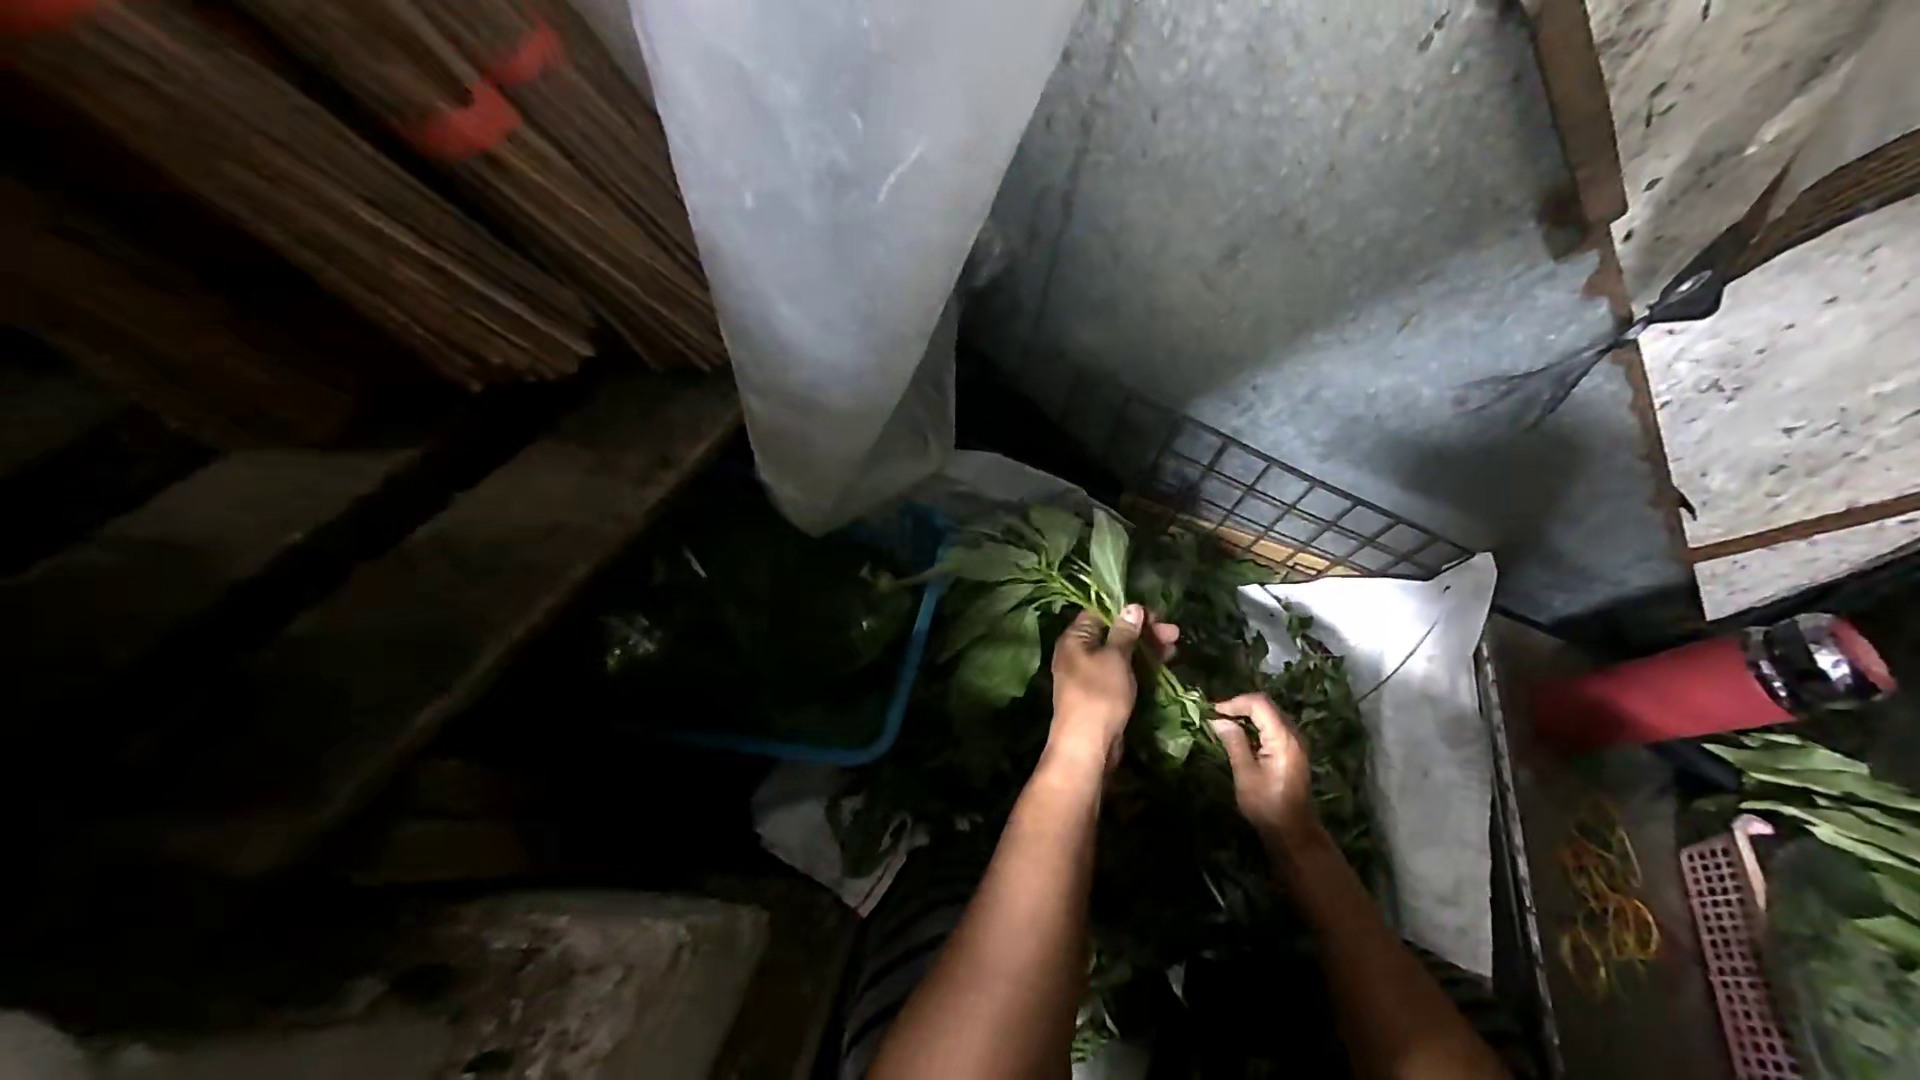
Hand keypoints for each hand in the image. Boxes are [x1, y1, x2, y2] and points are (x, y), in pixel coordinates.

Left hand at [1046, 605, 1178, 775]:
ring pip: (1120, 652)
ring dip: (1145, 648)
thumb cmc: (1099, 695)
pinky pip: (1121, 670)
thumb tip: (1132, 606)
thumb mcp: (1115, 658)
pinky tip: (1161, 664)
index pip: (1101, 612)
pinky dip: (1139, 666)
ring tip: (1174, 647)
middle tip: (1174, 633)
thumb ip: (1124, 631)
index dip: (1128, 610)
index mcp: (1075, 638)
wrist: (1087, 745)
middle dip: (1143, 631)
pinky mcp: (1101, 691)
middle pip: (1113, 632)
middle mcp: (1078, 652)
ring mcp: (1089, 672)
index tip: (1155, 614)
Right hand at [1212, 694, 1318, 847]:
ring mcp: (1295, 742)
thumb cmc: (1266, 805)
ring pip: (1270, 714)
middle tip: (1217, 716)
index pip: (1259, 704)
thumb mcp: (1245, 773)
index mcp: (1283, 739)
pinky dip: (1255, 724)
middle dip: (1239, 705)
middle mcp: (1293, 735)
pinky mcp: (1293, 749)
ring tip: (1224, 722)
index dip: (1234, 702)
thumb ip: (1234, 742)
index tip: (1213, 712)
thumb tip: (1218, 720)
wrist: (1293, 831)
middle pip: (1266, 705)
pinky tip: (1240, 734)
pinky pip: (1273, 725)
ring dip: (1246, 714)